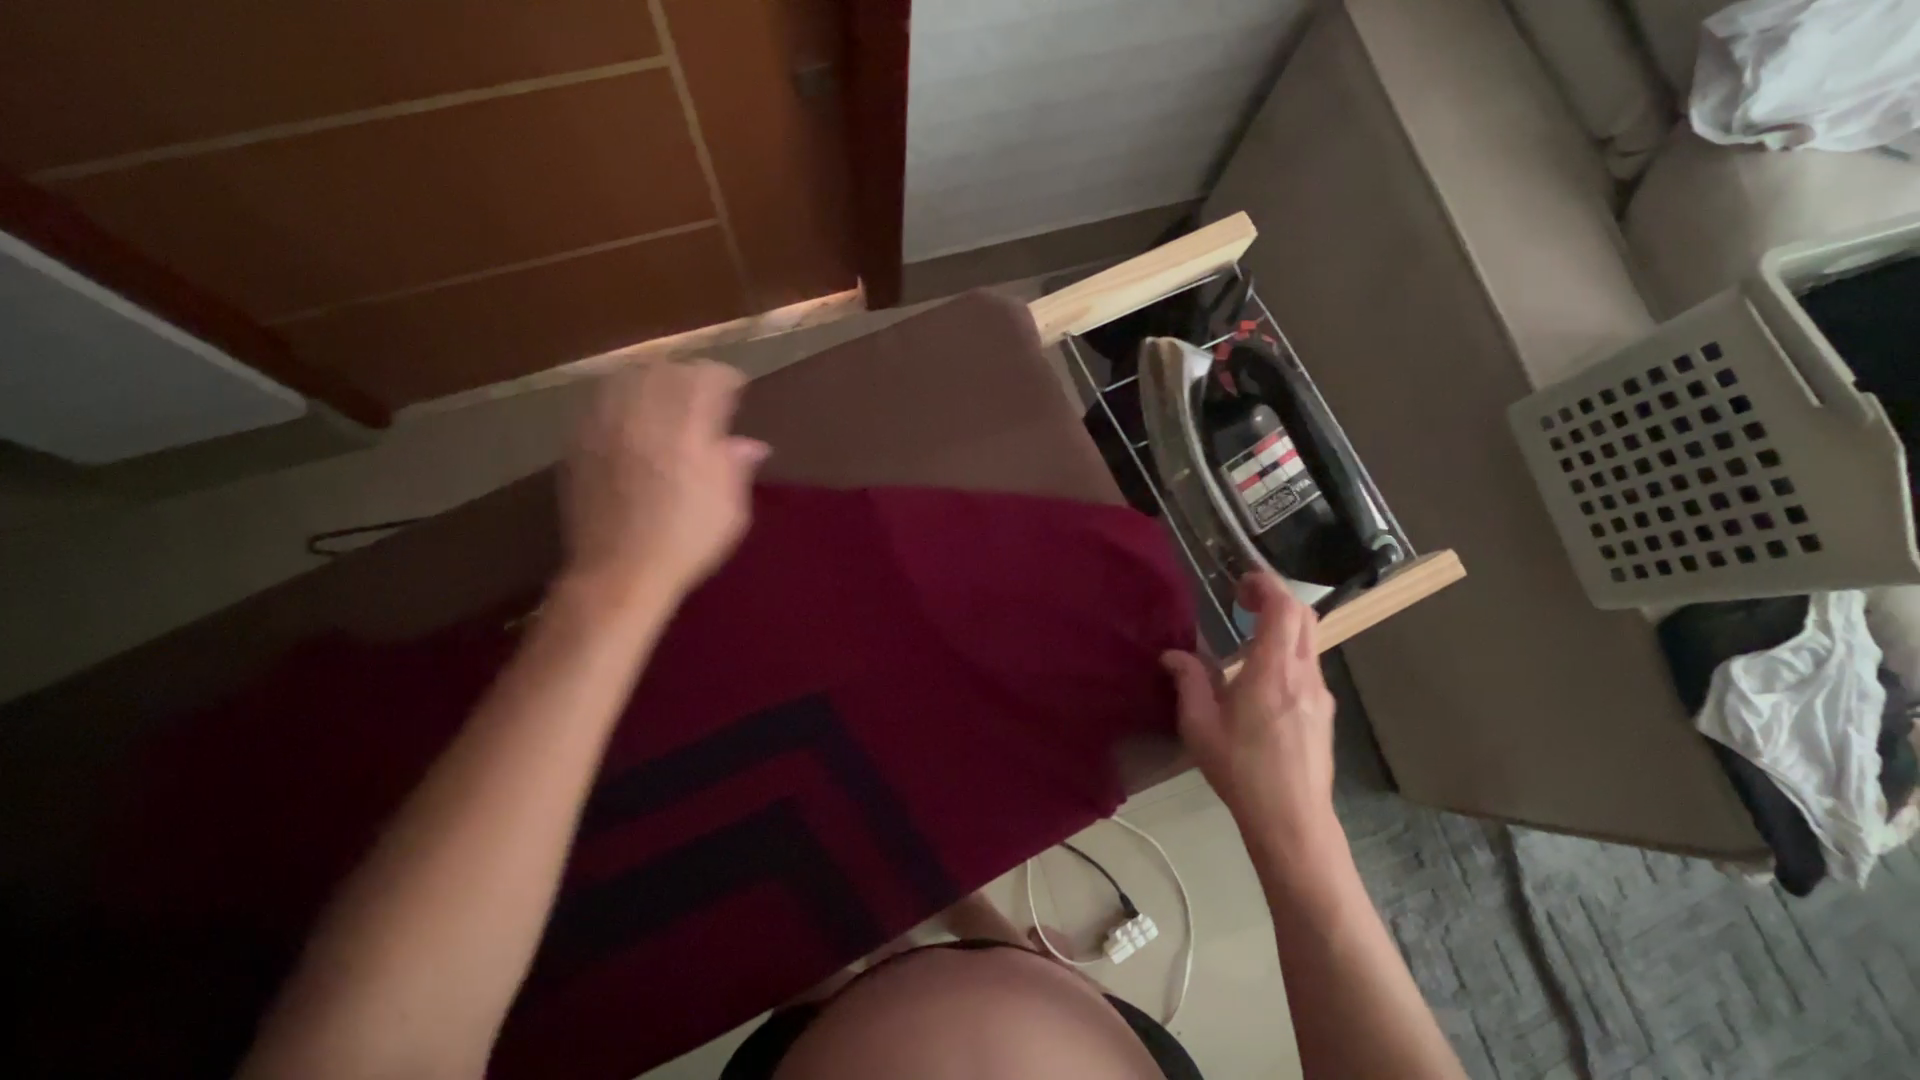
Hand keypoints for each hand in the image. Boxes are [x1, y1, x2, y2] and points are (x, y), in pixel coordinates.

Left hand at [559, 360, 769, 601]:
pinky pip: (598, 403)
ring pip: (626, 379)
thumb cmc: (686, 543)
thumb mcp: (730, 510)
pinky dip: (618, 397)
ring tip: (663, 392)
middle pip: (665, 371)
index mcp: (688, 430)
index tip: (736, 387)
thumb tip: (752, 443)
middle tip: (701, 387)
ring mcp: (607, 428)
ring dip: (649, 379)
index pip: (708, 379)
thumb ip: (737, 467)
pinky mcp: (580, 444)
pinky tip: (628, 413)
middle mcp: (645, 418)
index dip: (724, 377)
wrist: (620, 573)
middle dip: (687, 373)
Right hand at [1161, 574, 1337, 843]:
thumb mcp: (1200, 726)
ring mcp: (1320, 693)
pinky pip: (1309, 667)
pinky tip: (1263, 683)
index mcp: (1272, 670)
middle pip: (1304, 616)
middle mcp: (1304, 673)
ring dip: (1283, 628)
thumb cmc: (1241, 770)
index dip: (1265, 585)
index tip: (1240, 584)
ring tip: (1248, 643)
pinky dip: (1289, 655)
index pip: (1283, 607)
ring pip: (1310, 641)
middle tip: (1243, 604)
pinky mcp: (1324, 713)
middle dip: (1276, 599)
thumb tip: (1173, 655)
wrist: (1292, 818)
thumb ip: (1188, 681)